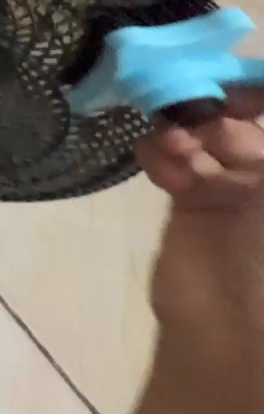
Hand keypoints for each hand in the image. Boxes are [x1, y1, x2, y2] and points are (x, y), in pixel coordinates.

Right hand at [126, 89, 263, 413]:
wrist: (249, 344)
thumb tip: (244, 88)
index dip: (262, 86)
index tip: (235, 69)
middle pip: (255, 118)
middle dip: (226, 101)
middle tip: (195, 98)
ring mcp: (250, 189)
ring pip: (212, 133)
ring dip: (189, 127)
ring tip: (177, 141)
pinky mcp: (197, 200)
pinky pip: (174, 159)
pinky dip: (162, 153)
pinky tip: (160, 161)